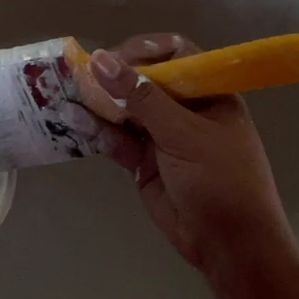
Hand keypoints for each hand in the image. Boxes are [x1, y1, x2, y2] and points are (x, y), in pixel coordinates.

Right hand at [93, 34, 294, 276]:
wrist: (230, 247)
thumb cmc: (221, 180)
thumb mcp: (183, 133)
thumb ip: (140, 96)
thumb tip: (99, 59)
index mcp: (208, 95)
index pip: (176, 55)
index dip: (145, 50)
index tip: (115, 56)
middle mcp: (184, 110)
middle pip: (144, 80)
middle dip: (114, 76)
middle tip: (82, 74)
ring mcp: (163, 136)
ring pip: (125, 109)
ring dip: (99, 102)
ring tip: (68, 91)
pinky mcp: (144, 162)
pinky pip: (116, 139)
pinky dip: (96, 130)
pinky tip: (73, 119)